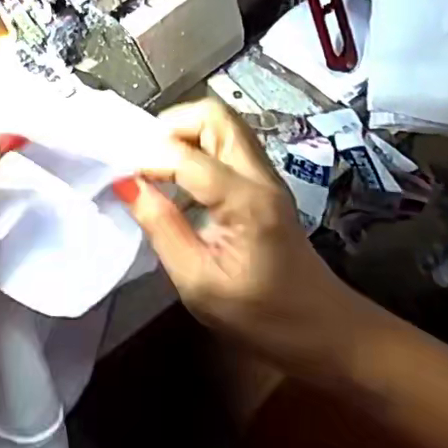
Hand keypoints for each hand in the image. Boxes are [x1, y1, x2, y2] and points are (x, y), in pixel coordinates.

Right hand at [122, 99, 375, 377]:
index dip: (147, 160)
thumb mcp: (199, 283)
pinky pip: (225, 144)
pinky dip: (195, 147)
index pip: (186, 156)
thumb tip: (126, 185)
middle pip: (213, 115)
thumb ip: (161, 228)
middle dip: (170, 127)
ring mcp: (265, 175)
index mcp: (246, 201)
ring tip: (156, 168)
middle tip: (141, 159)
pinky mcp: (263, 183)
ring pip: (221, 123)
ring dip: (183, 134)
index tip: (122, 178)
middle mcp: (259, 175)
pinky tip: (179, 181)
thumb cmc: (263, 318)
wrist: (325, 332)